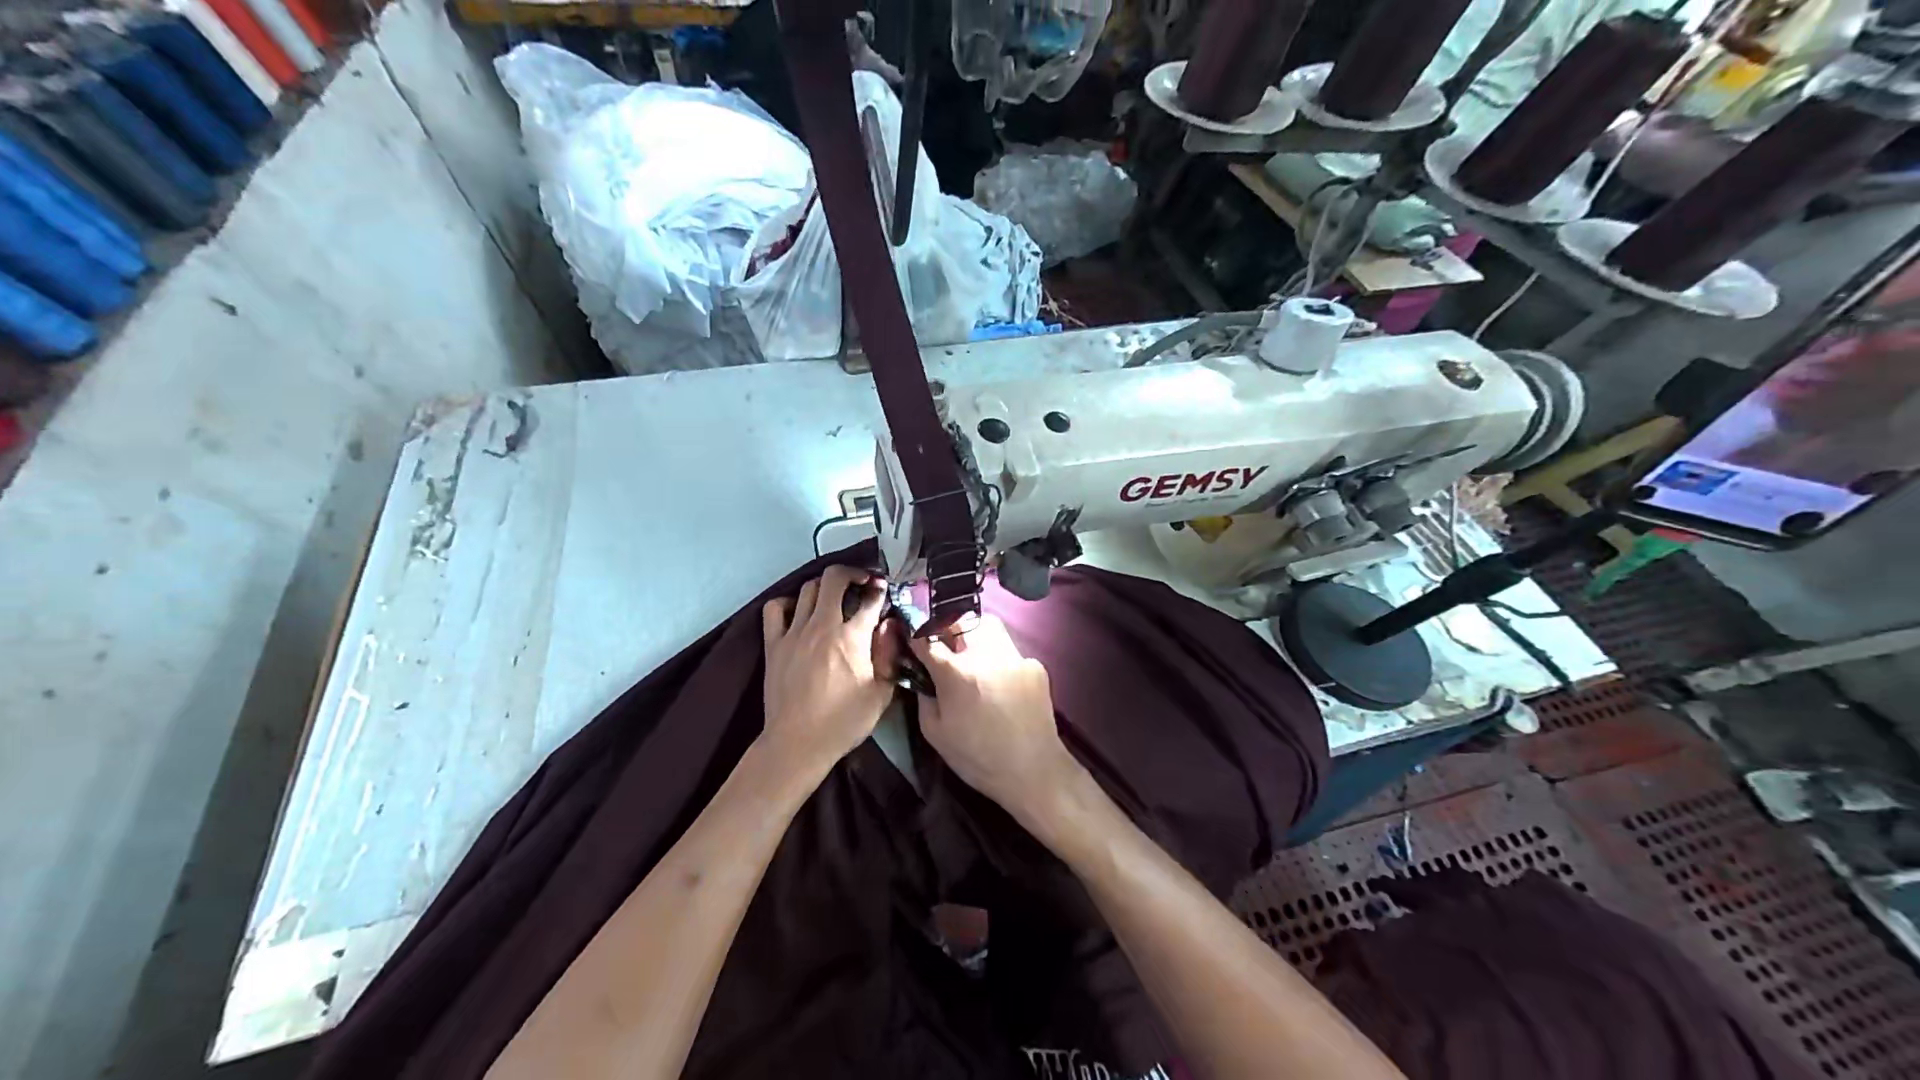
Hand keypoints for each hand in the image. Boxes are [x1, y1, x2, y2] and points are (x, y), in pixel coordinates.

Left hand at [760, 565, 901, 777]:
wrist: (798, 743)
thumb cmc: (844, 721)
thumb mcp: (881, 693)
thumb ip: (888, 655)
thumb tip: (889, 625)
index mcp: (852, 637)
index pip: (870, 598)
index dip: (880, 589)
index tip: (884, 590)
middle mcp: (822, 625)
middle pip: (834, 578)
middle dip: (853, 574)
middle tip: (862, 583)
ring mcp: (793, 632)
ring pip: (807, 588)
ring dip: (824, 586)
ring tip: (834, 596)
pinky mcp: (773, 644)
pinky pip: (775, 609)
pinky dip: (788, 603)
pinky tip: (798, 612)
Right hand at [911, 616, 1079, 822]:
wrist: (1033, 771)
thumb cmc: (977, 758)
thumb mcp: (934, 732)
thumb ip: (924, 695)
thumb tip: (921, 676)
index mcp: (955, 672)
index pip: (926, 638)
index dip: (915, 637)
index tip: (912, 640)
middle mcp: (985, 655)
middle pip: (960, 620)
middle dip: (947, 628)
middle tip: (944, 646)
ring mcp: (1013, 657)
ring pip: (988, 626)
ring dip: (974, 635)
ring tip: (971, 658)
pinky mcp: (1034, 665)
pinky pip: (1009, 650)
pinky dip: (998, 658)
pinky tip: (999, 682)